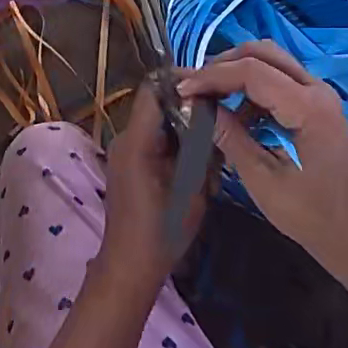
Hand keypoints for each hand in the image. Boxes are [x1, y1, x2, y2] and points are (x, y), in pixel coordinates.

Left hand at [98, 81, 208, 295]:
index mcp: (136, 141)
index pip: (153, 89)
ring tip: (213, 146)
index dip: (181, 80)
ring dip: (185, 130)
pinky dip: (176, 146)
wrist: (130, 267)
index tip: (213, 83)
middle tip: (222, 117)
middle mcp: (125, 139)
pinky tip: (198, 165)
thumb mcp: (191, 187)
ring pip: (159, 124)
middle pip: (158, 106)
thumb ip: (199, 146)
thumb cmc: (162, 230)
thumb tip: (212, 113)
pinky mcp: (129, 164)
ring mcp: (124, 152)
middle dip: (189, 109)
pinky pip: (154, 141)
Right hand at [176, 41, 347, 267]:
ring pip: (270, 59)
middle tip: (195, 87)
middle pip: (262, 53)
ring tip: (208, 96)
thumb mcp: (261, 178)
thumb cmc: (308, 213)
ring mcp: (319, 92)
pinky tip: (233, 111)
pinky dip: (250, 84)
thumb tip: (194, 106)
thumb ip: (229, 137)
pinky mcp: (314, 101)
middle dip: (223, 65)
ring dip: (236, 71)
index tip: (182, 89)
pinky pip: (278, 76)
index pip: (253, 72)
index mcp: (309, 109)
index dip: (212, 76)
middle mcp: (318, 90)